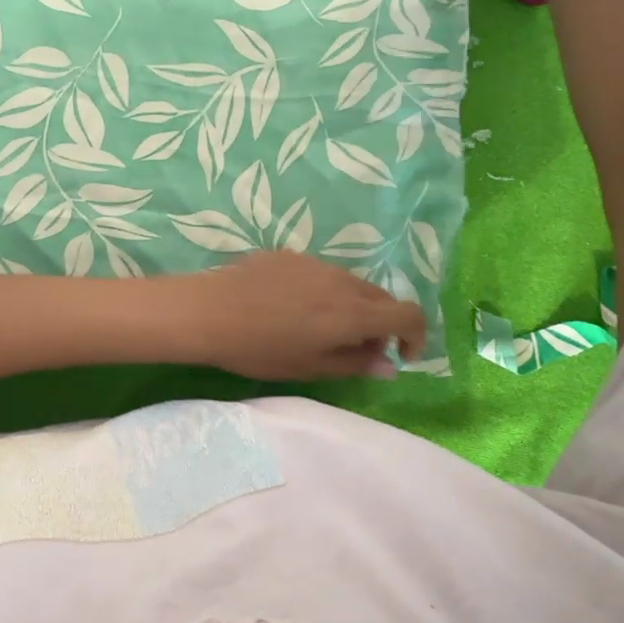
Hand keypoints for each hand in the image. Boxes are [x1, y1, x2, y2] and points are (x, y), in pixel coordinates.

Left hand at [178, 251, 427, 381]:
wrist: (208, 310)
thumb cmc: (259, 349)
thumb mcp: (309, 367)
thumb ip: (355, 363)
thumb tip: (388, 364)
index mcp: (354, 313)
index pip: (409, 314)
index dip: (415, 335)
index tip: (400, 354)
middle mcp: (342, 281)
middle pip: (381, 297)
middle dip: (381, 324)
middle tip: (357, 349)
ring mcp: (315, 263)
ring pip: (350, 284)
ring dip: (351, 307)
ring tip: (319, 330)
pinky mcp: (289, 254)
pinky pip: (320, 273)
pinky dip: (321, 292)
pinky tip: (288, 308)